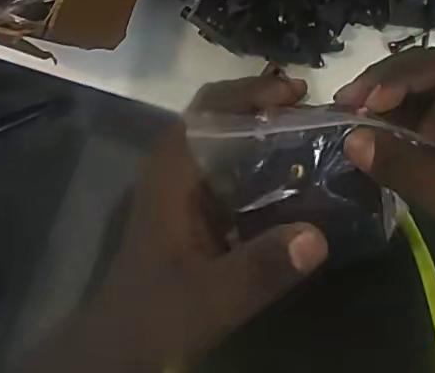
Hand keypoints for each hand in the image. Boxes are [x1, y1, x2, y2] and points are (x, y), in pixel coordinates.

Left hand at [16, 74, 328, 372]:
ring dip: (257, 124)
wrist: (116, 344)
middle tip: (307, 104)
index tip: (296, 93)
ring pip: (220, 132)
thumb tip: (318, 236)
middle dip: (259, 101)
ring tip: (304, 127)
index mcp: (173, 165)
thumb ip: (261, 268)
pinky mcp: (187, 201)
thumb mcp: (211, 297)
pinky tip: (285, 169)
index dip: (252, 92)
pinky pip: (223, 160)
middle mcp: (174, 160)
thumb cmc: (156, 313)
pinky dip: (252, 151)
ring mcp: (178, 179)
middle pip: (216, 111)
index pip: (212, 106)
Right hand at [335, 47, 434, 288]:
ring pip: (415, 93)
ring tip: (349, 118)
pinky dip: (392, 124)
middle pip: (422, 72)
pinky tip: (368, 134)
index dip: (395, 78)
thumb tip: (349, 139)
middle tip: (344, 105)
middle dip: (383, 85)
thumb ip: (402, 164)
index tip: (363, 103)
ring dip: (383, 103)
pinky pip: (417, 119)